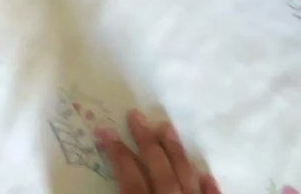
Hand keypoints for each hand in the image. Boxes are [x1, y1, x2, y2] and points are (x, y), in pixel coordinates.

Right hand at [98, 110, 220, 193]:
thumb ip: (119, 192)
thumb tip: (91, 181)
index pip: (130, 176)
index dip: (117, 152)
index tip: (105, 129)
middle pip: (160, 170)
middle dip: (147, 141)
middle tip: (136, 115)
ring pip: (187, 178)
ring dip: (177, 153)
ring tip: (167, 127)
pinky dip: (210, 189)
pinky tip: (206, 174)